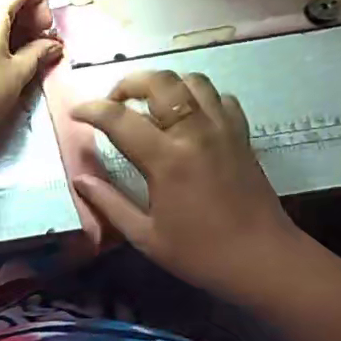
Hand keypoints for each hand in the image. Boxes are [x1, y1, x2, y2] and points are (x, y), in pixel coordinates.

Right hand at [70, 70, 304, 298]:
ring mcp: (223, 129)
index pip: (119, 118)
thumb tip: (80, 179)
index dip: (91, 110)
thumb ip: (109, 203)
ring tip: (151, 104)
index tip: (76, 112)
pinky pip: (220, 98)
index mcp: (166, 159)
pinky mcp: (242, 135)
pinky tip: (190, 117)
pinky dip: (200, 98)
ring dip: (166, 85)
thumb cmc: (201, 253)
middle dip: (130, 83)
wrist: (264, 259)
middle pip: (160, 81)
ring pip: (193, 81)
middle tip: (115, 102)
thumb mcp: (145, 236)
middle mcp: (195, 132)